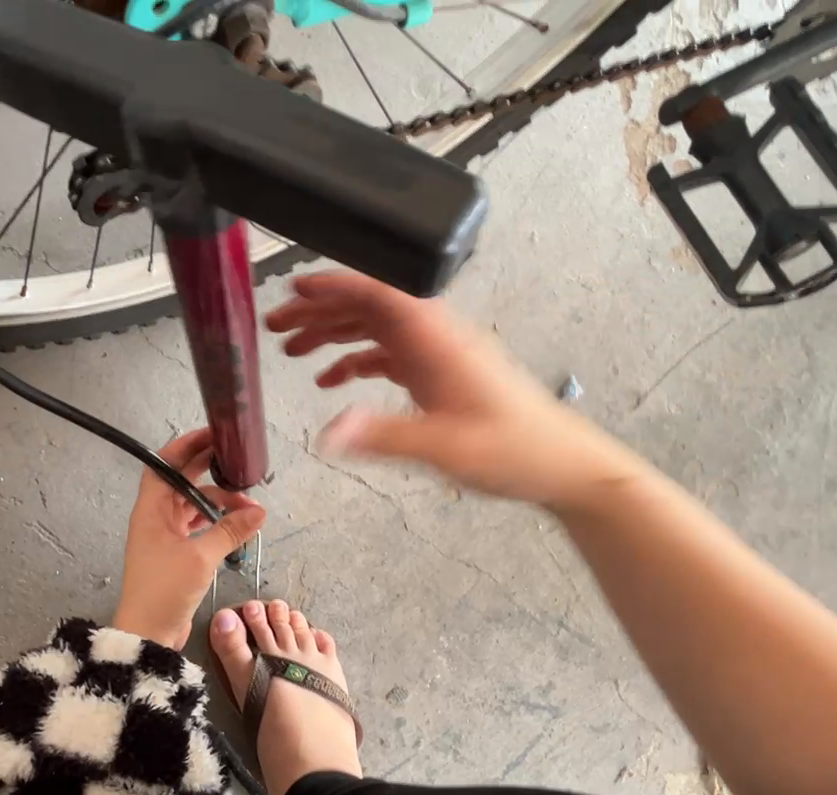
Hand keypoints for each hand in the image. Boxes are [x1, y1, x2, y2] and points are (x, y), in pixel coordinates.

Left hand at [112, 429, 265, 649]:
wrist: (148, 632)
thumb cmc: (164, 590)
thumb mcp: (201, 556)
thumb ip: (230, 531)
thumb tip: (259, 511)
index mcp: (151, 510)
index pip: (164, 464)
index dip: (186, 446)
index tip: (213, 436)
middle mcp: (155, 518)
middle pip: (181, 482)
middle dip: (208, 471)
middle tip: (237, 463)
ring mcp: (164, 536)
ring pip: (193, 506)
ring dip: (218, 502)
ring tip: (247, 507)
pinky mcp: (175, 554)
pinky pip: (196, 527)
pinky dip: (215, 522)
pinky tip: (236, 525)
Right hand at [266, 271, 638, 510]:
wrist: (562, 464)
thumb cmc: (515, 449)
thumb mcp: (444, 446)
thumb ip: (383, 436)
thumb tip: (327, 433)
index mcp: (438, 340)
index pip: (379, 295)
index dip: (335, 287)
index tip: (295, 289)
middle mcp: (434, 338)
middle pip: (369, 308)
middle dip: (319, 312)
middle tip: (275, 326)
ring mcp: (436, 356)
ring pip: (375, 331)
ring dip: (333, 335)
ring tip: (292, 352)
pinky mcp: (438, 376)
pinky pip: (387, 358)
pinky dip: (355, 363)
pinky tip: (333, 382)